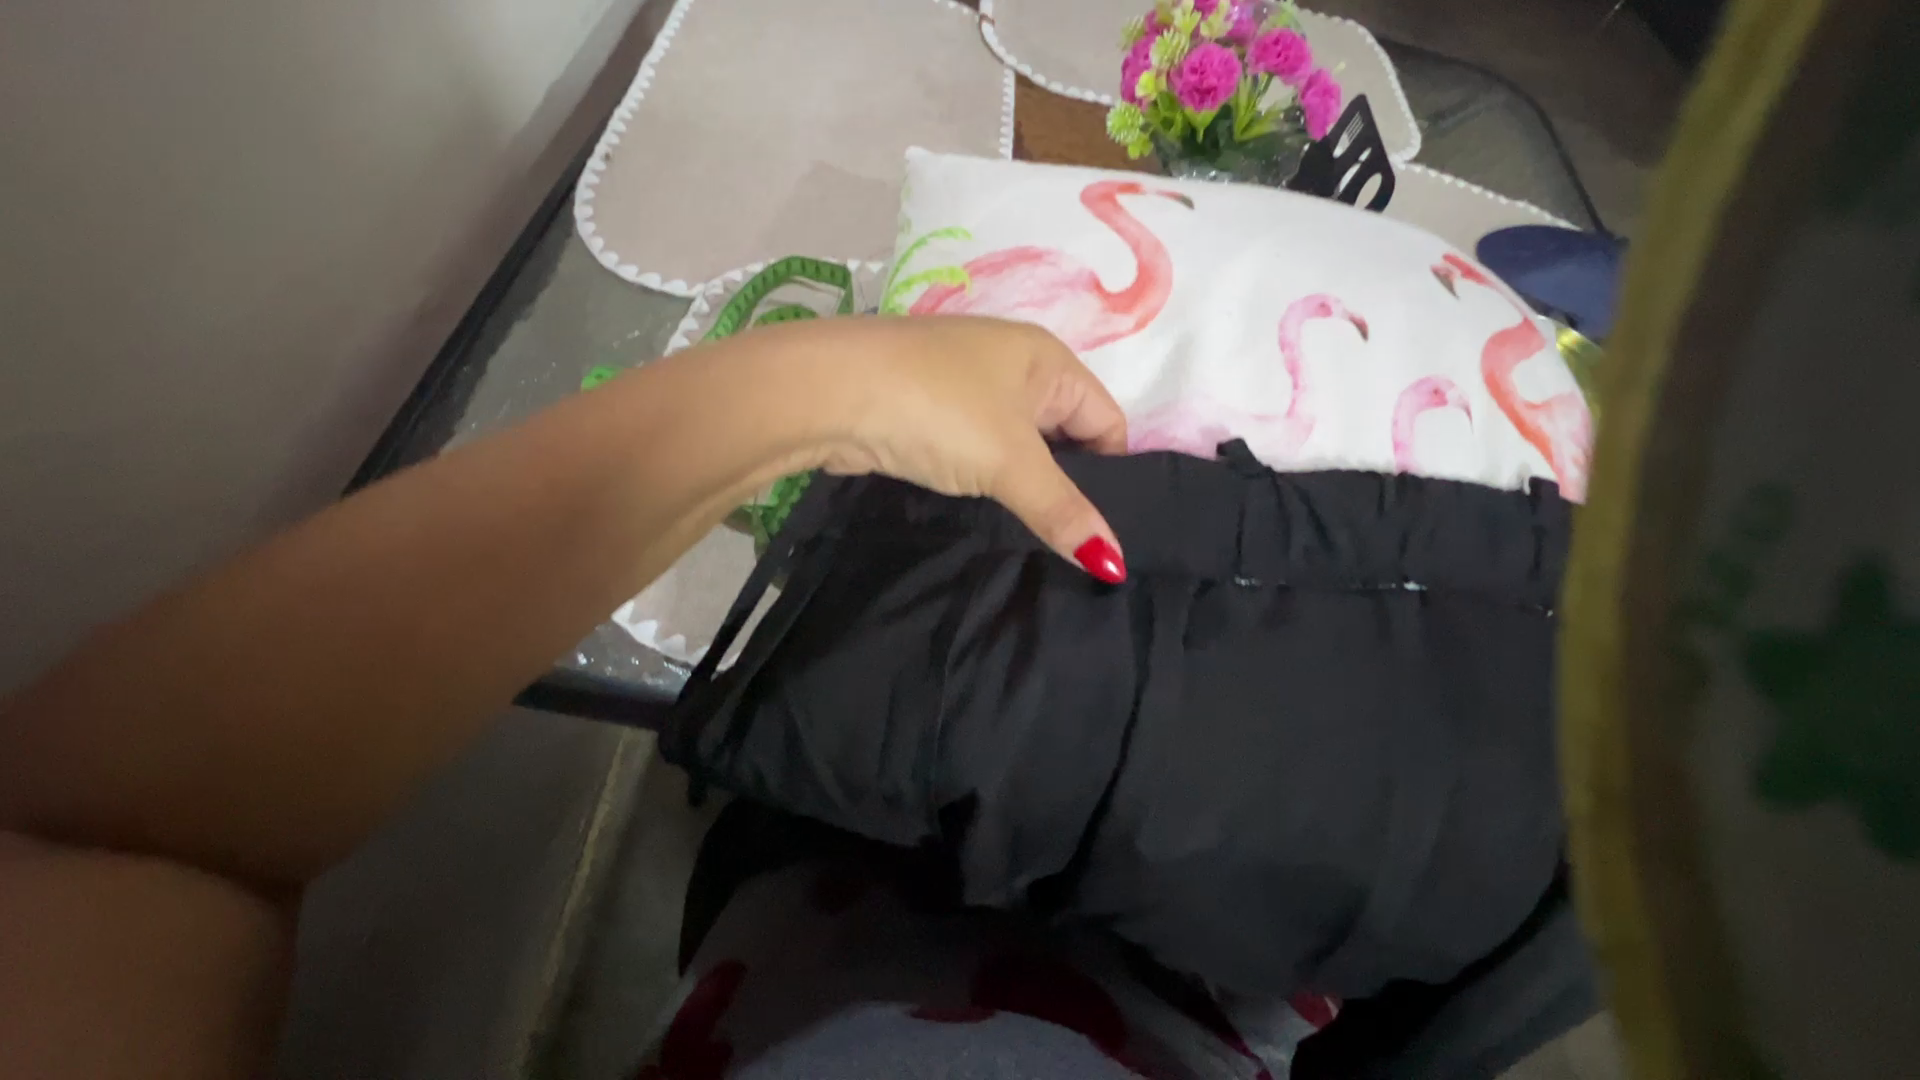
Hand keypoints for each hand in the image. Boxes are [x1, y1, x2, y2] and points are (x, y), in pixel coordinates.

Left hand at [813, 316, 1129, 581]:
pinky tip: (987, 519)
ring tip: (1035, 542)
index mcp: (1047, 359)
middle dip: (1068, 487)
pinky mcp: (928, 415)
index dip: (1113, 475)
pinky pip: (977, 453)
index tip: (1106, 532)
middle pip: (1064, 435)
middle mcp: (1012, 365)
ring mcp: (966, 389)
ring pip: (1017, 448)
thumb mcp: (1009, 461)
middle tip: (1074, 547)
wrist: (826, 392)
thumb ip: (1062, 511)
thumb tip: (1113, 564)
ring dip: (1024, 489)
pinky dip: (986, 483)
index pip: (1107, 420)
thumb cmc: (936, 410)